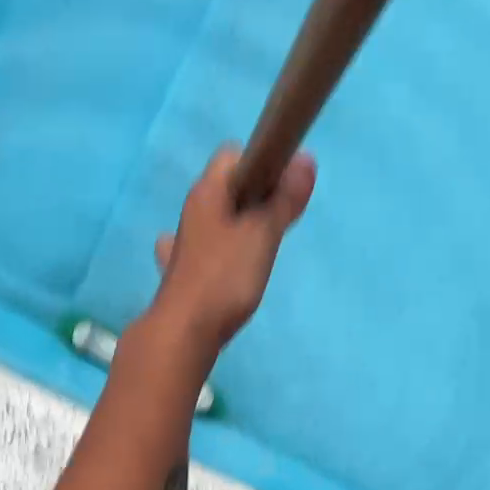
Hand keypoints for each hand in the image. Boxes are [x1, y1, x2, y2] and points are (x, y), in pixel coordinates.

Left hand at [149, 145, 315, 351]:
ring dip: (237, 229)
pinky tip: (227, 271)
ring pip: (216, 222)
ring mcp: (184, 246)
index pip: (232, 156)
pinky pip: (206, 254)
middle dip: (254, 200)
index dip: (261, 164)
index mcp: (207, 193)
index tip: (283, 191)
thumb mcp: (262, 235)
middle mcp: (191, 212)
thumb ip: (284, 201)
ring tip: (259, 252)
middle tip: (277, 226)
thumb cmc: (224, 278)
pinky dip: (221, 257)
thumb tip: (305, 159)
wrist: (183, 333)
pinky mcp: (184, 276)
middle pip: (226, 191)